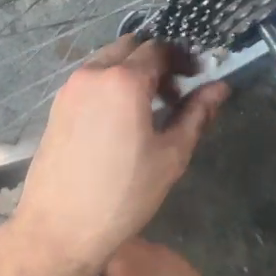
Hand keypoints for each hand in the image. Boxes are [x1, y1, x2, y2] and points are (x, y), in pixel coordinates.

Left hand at [4, 36, 228, 275]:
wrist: (60, 227)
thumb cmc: (123, 195)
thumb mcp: (170, 155)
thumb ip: (196, 114)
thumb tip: (219, 88)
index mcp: (123, 80)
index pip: (158, 50)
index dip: (182, 58)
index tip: (197, 77)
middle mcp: (92, 74)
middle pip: (130, 48)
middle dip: (156, 62)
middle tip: (175, 93)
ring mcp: (69, 89)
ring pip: (107, 61)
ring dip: (131, 72)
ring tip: (150, 109)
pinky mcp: (56, 106)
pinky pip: (90, 80)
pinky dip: (110, 85)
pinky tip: (121, 120)